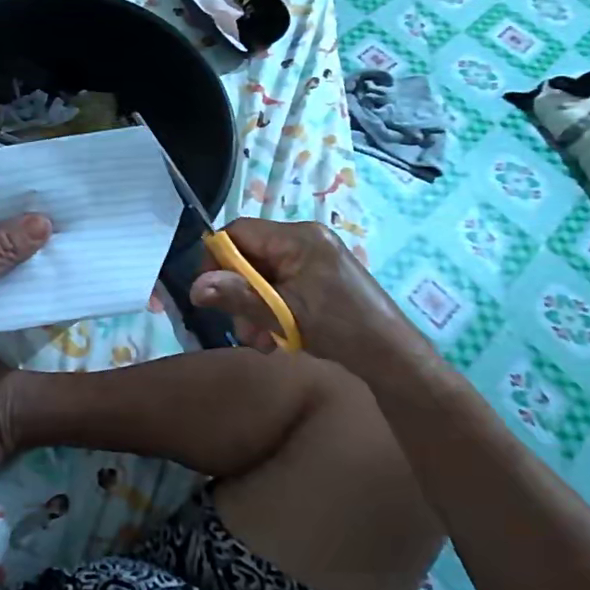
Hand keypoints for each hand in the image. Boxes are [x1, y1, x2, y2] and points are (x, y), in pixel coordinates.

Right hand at [188, 219, 419, 366]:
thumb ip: (240, 297)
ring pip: (265, 275)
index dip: (218, 259)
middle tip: (244, 329)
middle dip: (241, 293)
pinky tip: (278, 339)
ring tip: (263, 341)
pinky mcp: (322, 278)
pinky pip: (284, 286)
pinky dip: (275, 311)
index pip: (240, 232)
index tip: (211, 293)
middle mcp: (306, 240)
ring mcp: (316, 259)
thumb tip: (196, 286)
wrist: (393, 358)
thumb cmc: (341, 328)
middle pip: (251, 255)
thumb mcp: (285, 313)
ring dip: (256, 309)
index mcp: (299, 237)